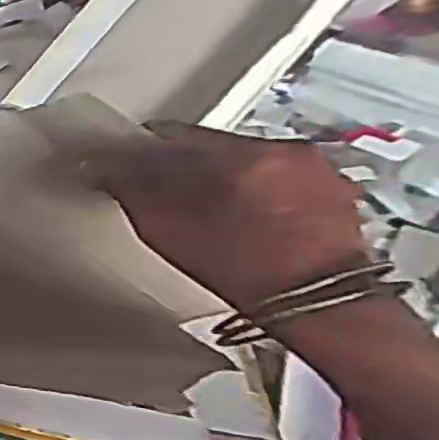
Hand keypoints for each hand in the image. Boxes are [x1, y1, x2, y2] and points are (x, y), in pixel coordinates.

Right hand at [84, 123, 369, 310]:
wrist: (314, 304)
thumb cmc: (244, 273)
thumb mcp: (166, 231)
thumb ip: (133, 189)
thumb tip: (107, 167)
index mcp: (237, 154)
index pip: (170, 135)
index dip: (138, 151)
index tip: (123, 163)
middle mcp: (279, 150)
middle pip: (209, 143)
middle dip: (180, 162)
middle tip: (157, 186)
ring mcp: (311, 165)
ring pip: (242, 157)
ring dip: (216, 174)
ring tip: (199, 205)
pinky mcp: (331, 184)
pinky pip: (274, 172)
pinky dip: (249, 186)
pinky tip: (236, 214)